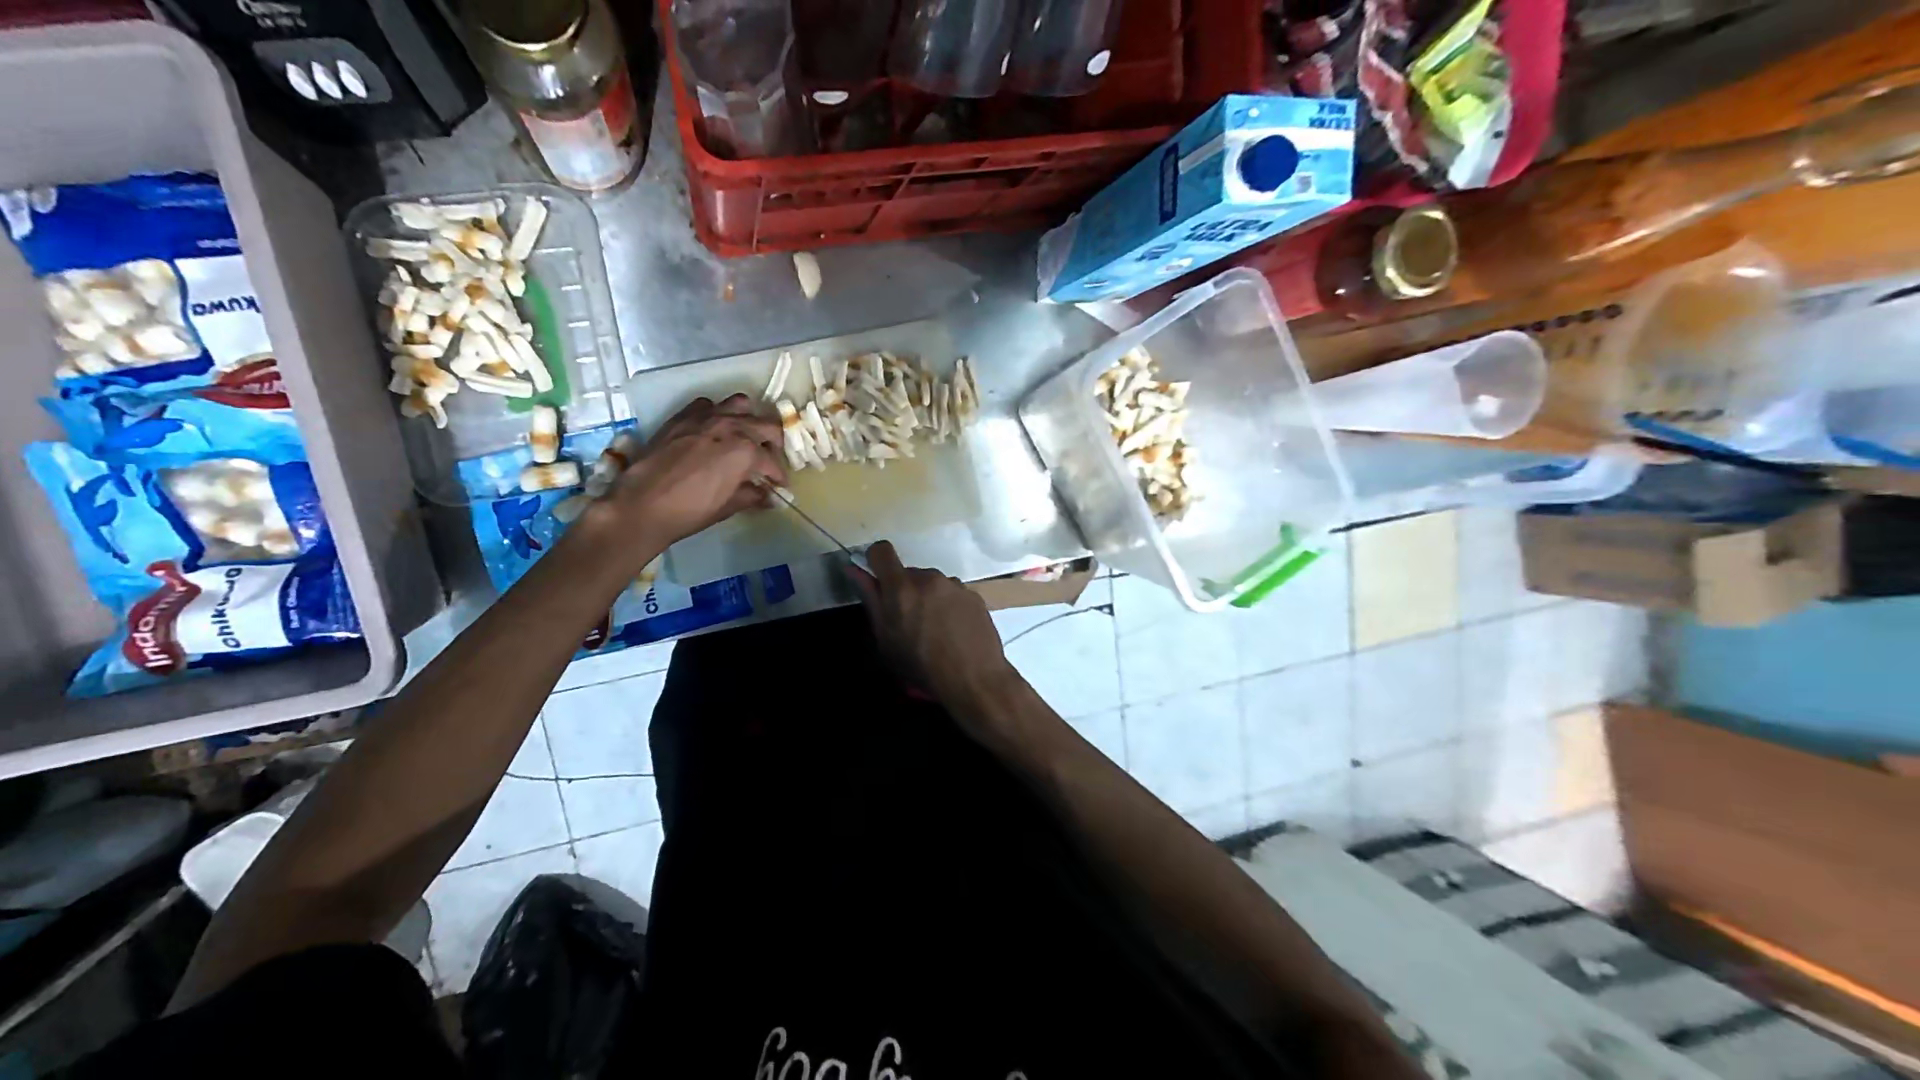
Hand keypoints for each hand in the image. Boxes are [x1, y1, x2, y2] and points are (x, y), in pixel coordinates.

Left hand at [576, 394, 786, 573]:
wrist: (643, 504)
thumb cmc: (690, 511)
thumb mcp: (728, 506)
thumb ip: (753, 496)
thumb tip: (768, 496)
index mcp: (746, 451)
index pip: (772, 461)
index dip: (778, 476)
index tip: (779, 485)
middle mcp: (730, 427)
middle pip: (765, 426)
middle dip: (773, 444)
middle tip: (769, 460)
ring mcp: (705, 417)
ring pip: (740, 404)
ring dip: (748, 419)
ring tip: (745, 436)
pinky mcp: (683, 417)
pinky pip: (708, 404)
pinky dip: (716, 414)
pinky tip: (713, 430)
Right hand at [849, 541, 1019, 720]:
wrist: (974, 679)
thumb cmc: (921, 666)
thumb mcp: (886, 640)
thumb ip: (872, 601)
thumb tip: (855, 571)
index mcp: (901, 588)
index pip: (881, 551)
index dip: (875, 560)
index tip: (877, 579)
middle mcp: (929, 578)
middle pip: (909, 573)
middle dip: (904, 590)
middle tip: (908, 621)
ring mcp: (954, 585)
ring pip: (932, 584)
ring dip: (928, 598)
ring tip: (935, 630)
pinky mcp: (974, 595)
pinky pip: (952, 594)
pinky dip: (948, 606)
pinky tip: (953, 631)